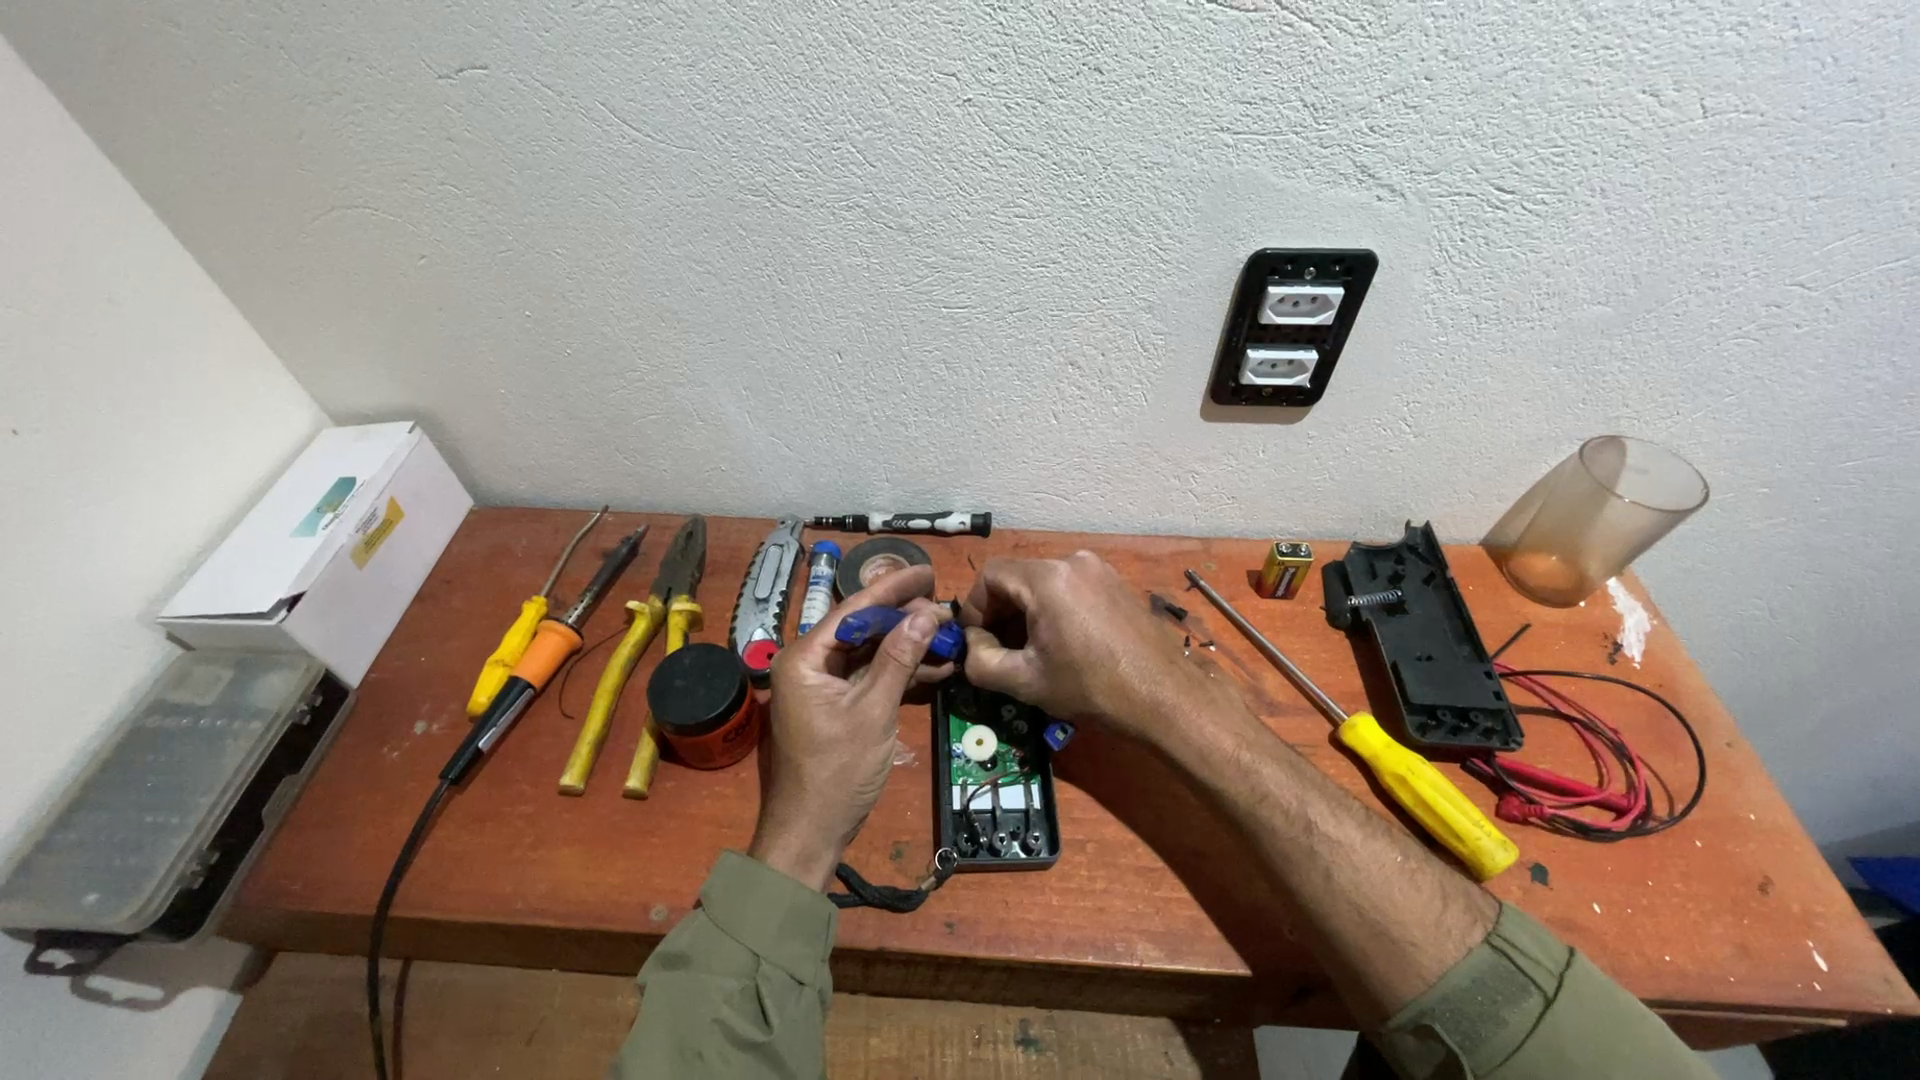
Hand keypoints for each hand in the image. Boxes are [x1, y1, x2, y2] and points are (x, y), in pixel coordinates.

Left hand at [748, 565, 953, 889]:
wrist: (812, 831)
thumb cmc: (837, 771)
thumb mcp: (872, 711)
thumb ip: (898, 659)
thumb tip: (927, 615)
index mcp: (805, 658)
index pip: (853, 609)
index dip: (892, 589)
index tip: (926, 572)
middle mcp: (811, 664)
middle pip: (862, 627)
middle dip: (904, 617)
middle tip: (944, 604)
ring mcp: (825, 686)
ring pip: (871, 652)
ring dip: (908, 645)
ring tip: (948, 634)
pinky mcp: (839, 706)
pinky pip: (872, 677)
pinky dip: (901, 672)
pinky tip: (936, 665)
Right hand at [960, 552, 1225, 739]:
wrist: (1164, 696)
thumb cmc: (1091, 687)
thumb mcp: (1024, 681)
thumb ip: (980, 661)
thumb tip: (971, 644)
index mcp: (1047, 578)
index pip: (990, 575)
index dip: (973, 608)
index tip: (974, 642)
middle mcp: (1073, 561)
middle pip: (1018, 577)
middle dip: (1000, 613)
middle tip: (999, 651)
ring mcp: (1099, 570)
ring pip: (1044, 584)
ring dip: (1027, 613)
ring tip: (1030, 652)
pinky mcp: (1116, 583)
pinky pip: (1070, 588)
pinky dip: (1054, 610)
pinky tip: (1062, 645)